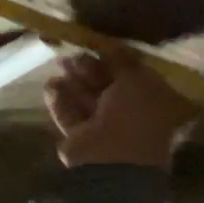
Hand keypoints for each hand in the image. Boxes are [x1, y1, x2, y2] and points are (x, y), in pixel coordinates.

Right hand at [44, 50, 195, 169]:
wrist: (110, 157)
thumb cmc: (133, 116)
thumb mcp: (136, 81)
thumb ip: (124, 62)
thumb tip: (114, 45)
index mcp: (153, 99)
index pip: (132, 75)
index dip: (114, 60)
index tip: (96, 46)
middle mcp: (130, 111)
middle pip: (106, 86)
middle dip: (89, 70)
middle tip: (71, 54)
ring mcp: (103, 125)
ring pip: (86, 99)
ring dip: (72, 82)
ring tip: (57, 65)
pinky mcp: (79, 135)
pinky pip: (69, 114)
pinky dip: (60, 100)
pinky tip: (50, 85)